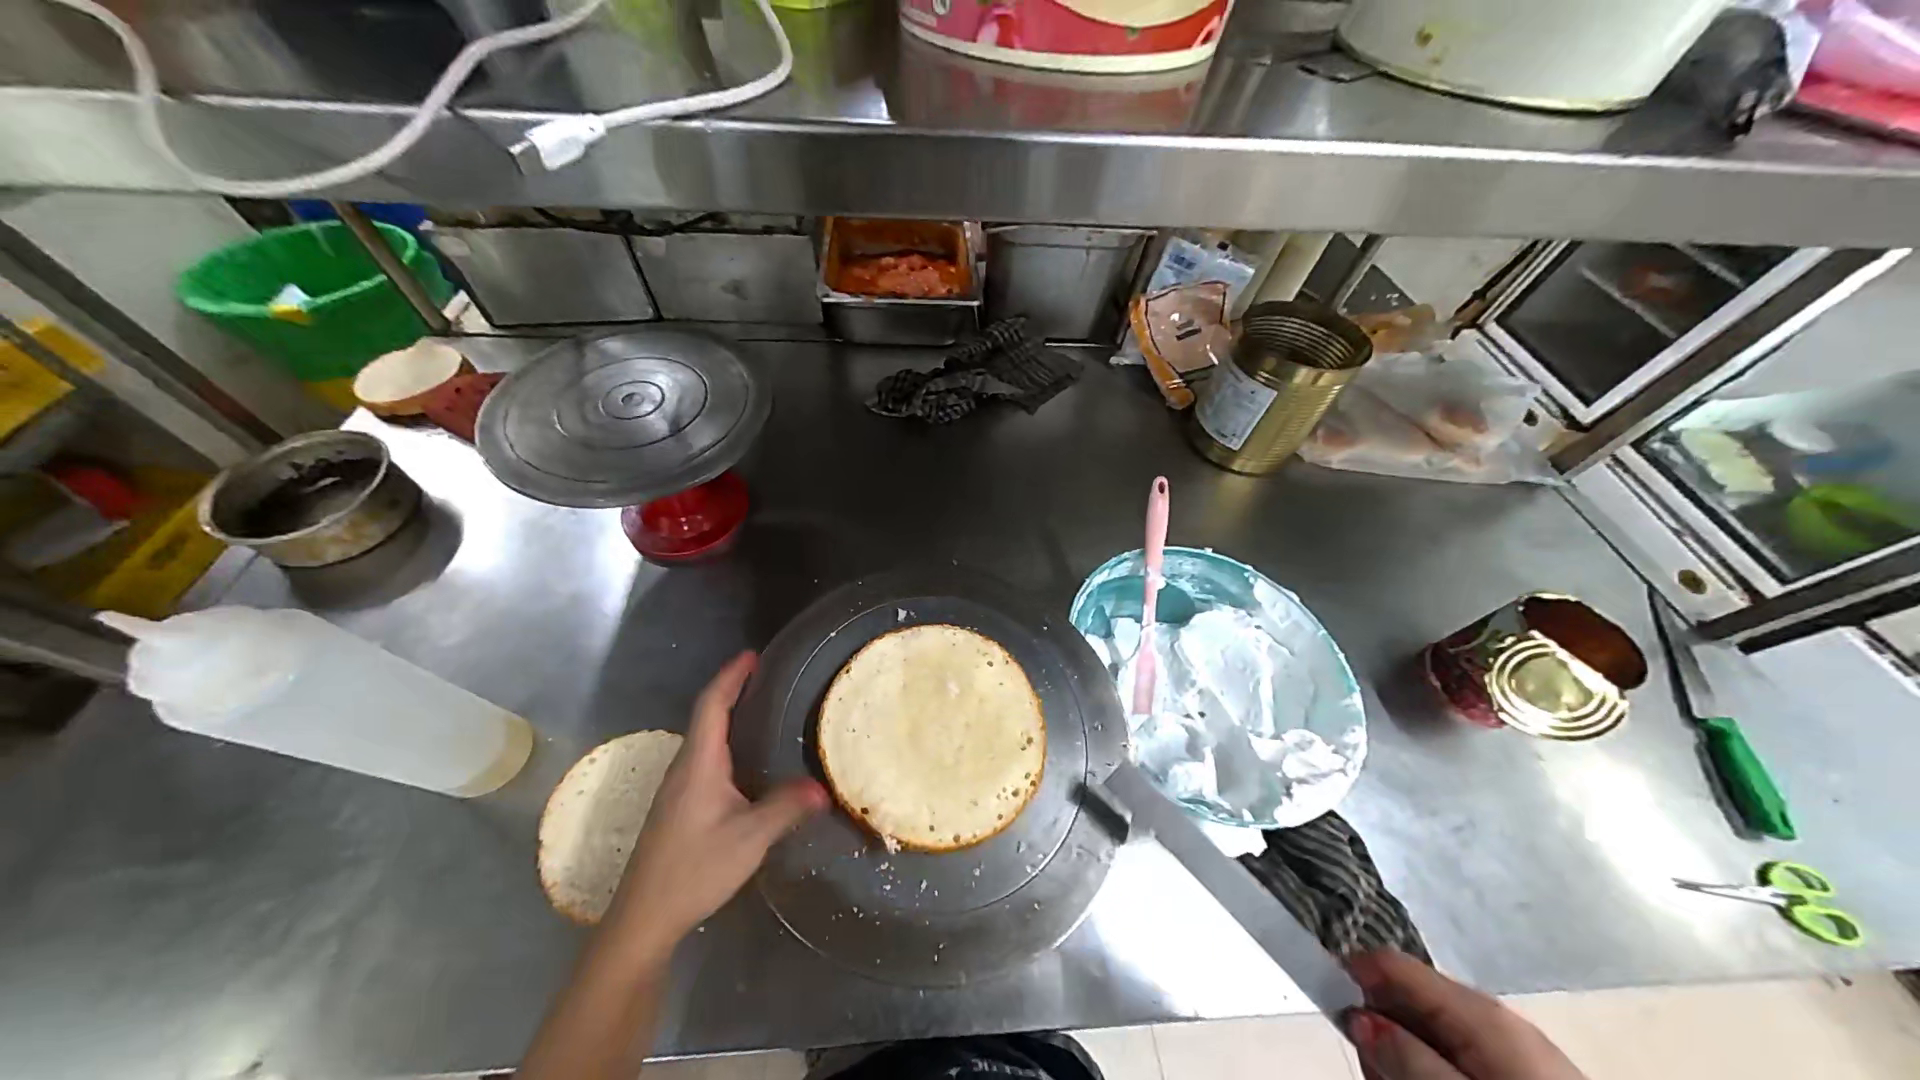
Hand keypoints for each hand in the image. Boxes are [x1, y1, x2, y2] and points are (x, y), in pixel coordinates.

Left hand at [602, 652, 827, 955]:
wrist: (643, 918)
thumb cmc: (693, 869)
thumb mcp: (749, 838)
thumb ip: (785, 808)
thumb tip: (822, 788)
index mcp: (699, 764)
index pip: (711, 705)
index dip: (731, 676)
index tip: (751, 655)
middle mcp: (684, 768)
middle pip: (705, 716)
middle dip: (731, 690)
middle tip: (763, 676)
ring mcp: (677, 789)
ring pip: (703, 739)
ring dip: (726, 715)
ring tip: (758, 707)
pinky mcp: (678, 807)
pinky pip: (704, 759)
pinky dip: (724, 741)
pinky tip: (743, 759)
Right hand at [1346, 950, 1587, 1079]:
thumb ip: (1407, 1061)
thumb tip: (1358, 1018)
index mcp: (1477, 1013)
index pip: (1390, 963)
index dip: (1352, 978)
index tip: (1334, 1017)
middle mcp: (1489, 1017)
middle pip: (1404, 997)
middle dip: (1381, 1034)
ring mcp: (1508, 1046)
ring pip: (1425, 1030)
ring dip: (1405, 1062)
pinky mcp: (1518, 1072)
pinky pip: (1453, 1055)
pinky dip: (1433, 1072)